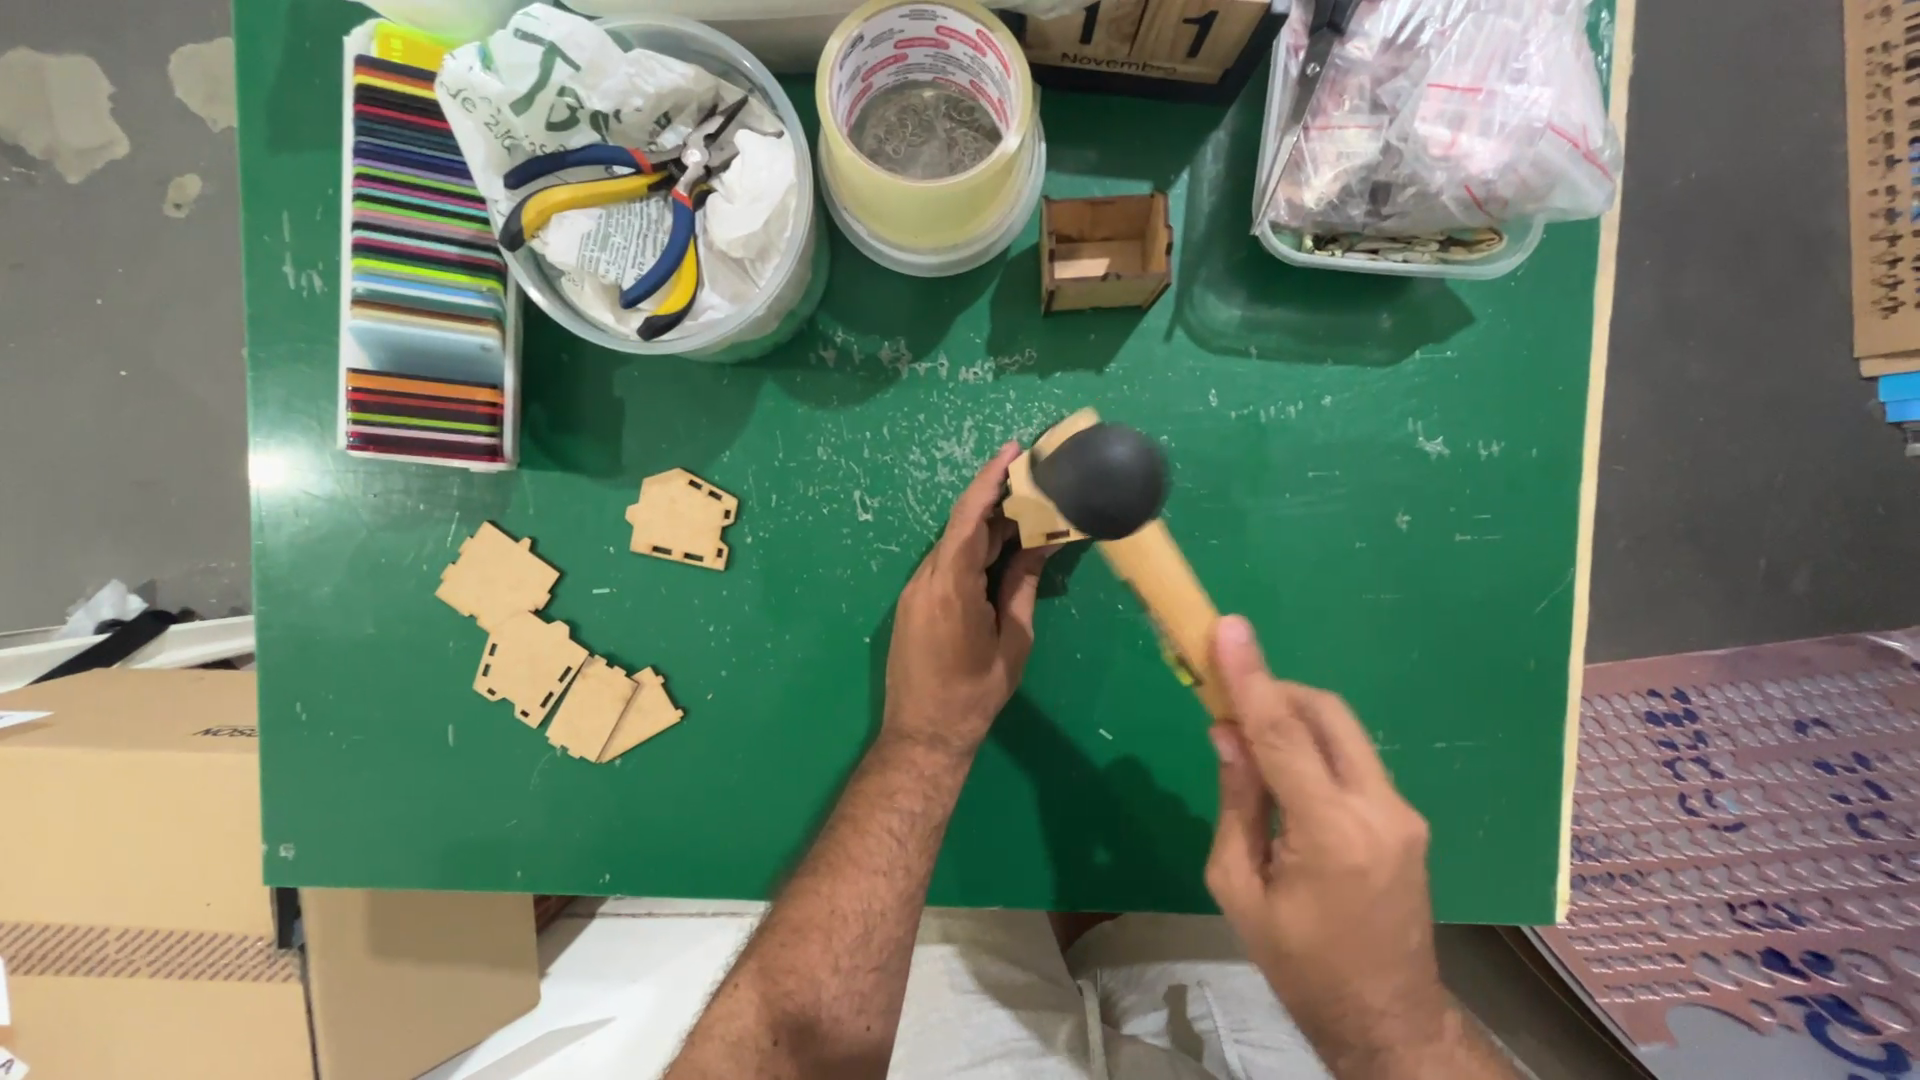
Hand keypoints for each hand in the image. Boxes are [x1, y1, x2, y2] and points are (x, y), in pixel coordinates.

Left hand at [882, 441, 1054, 758]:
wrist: (923, 734)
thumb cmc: (975, 693)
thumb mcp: (1013, 639)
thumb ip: (1022, 585)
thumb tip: (1041, 543)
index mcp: (951, 585)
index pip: (970, 517)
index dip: (991, 479)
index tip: (1013, 451)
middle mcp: (926, 579)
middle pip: (961, 526)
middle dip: (997, 502)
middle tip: (1034, 485)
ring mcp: (914, 591)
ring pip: (952, 545)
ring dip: (986, 528)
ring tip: (1025, 515)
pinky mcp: (913, 603)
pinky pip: (944, 564)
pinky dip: (971, 551)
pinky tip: (998, 551)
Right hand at [1204, 615, 1458, 1077]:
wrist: (1387, 1018)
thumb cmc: (1298, 962)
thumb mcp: (1240, 886)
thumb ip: (1237, 801)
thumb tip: (1228, 733)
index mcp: (1330, 833)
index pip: (1282, 734)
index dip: (1250, 677)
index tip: (1227, 629)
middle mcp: (1379, 810)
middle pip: (1325, 714)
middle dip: (1274, 689)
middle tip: (1229, 697)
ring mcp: (1403, 813)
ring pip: (1343, 731)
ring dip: (1294, 716)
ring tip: (1251, 739)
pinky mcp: (1407, 819)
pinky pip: (1352, 759)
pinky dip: (1314, 745)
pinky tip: (1286, 772)